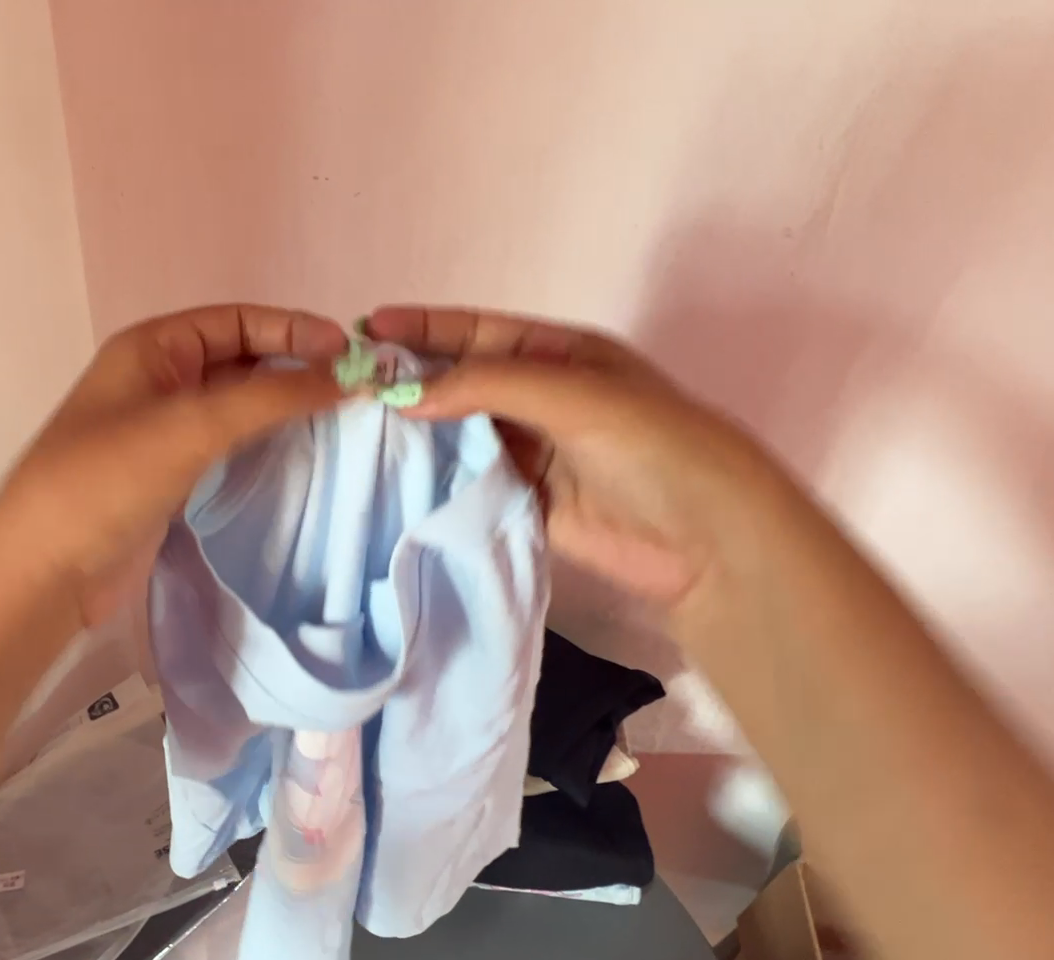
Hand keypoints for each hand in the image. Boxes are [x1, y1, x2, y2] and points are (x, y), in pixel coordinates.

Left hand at [0, 304, 346, 625]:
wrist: (47, 570)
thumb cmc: (110, 480)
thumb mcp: (192, 425)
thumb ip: (271, 397)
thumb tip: (347, 373)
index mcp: (153, 348)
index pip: (237, 321)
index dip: (294, 330)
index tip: (351, 353)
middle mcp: (158, 380)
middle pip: (241, 359)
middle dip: (294, 367)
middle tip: (355, 388)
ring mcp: (163, 431)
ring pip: (236, 406)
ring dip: (283, 407)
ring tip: (338, 418)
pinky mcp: (170, 476)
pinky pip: (227, 446)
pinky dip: (263, 444)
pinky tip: (298, 454)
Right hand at [367, 305, 779, 608]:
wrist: (704, 539)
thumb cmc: (651, 444)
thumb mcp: (572, 393)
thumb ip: (487, 385)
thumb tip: (404, 396)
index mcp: (558, 355)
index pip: (478, 332)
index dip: (424, 328)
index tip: (367, 329)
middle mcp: (538, 397)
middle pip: (461, 380)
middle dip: (410, 378)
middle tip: (349, 382)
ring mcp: (528, 451)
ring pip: (457, 432)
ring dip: (415, 429)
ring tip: (357, 426)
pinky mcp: (520, 500)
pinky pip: (466, 479)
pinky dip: (432, 475)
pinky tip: (392, 473)